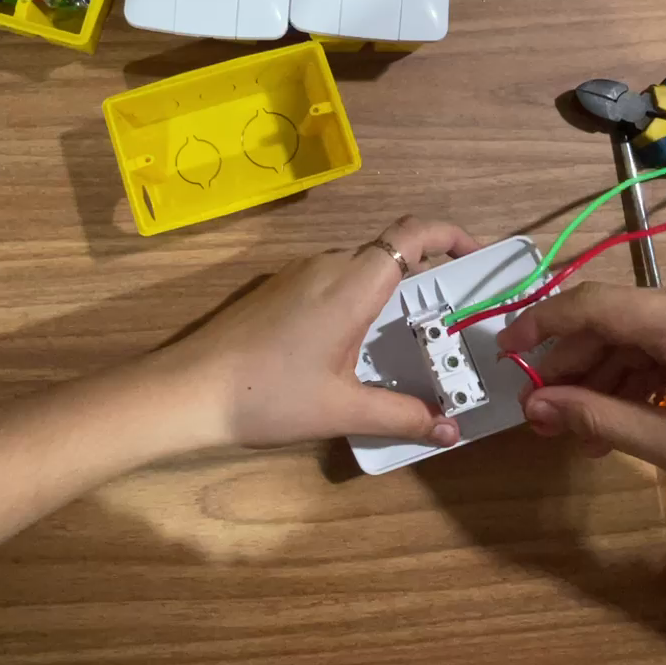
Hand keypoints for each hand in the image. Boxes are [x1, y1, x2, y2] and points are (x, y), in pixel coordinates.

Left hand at [164, 216, 482, 448]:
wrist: (189, 388)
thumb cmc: (270, 394)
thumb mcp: (342, 409)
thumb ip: (402, 414)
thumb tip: (449, 430)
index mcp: (352, 283)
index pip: (413, 234)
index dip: (451, 234)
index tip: (476, 257)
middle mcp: (328, 264)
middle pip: (389, 251)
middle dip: (426, 275)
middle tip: (447, 318)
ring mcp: (298, 272)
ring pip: (359, 268)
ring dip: (388, 291)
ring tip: (404, 338)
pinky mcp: (278, 287)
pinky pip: (332, 280)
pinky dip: (357, 299)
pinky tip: (350, 345)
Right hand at [496, 277, 665, 549]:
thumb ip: (598, 418)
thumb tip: (532, 408)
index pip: (595, 304)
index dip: (540, 325)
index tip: (503, 353)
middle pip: (613, 319)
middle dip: (571, 364)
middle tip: (539, 409)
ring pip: (634, 336)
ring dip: (600, 377)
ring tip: (575, 429)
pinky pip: (662, 347)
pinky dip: (633, 379)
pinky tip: (614, 419)